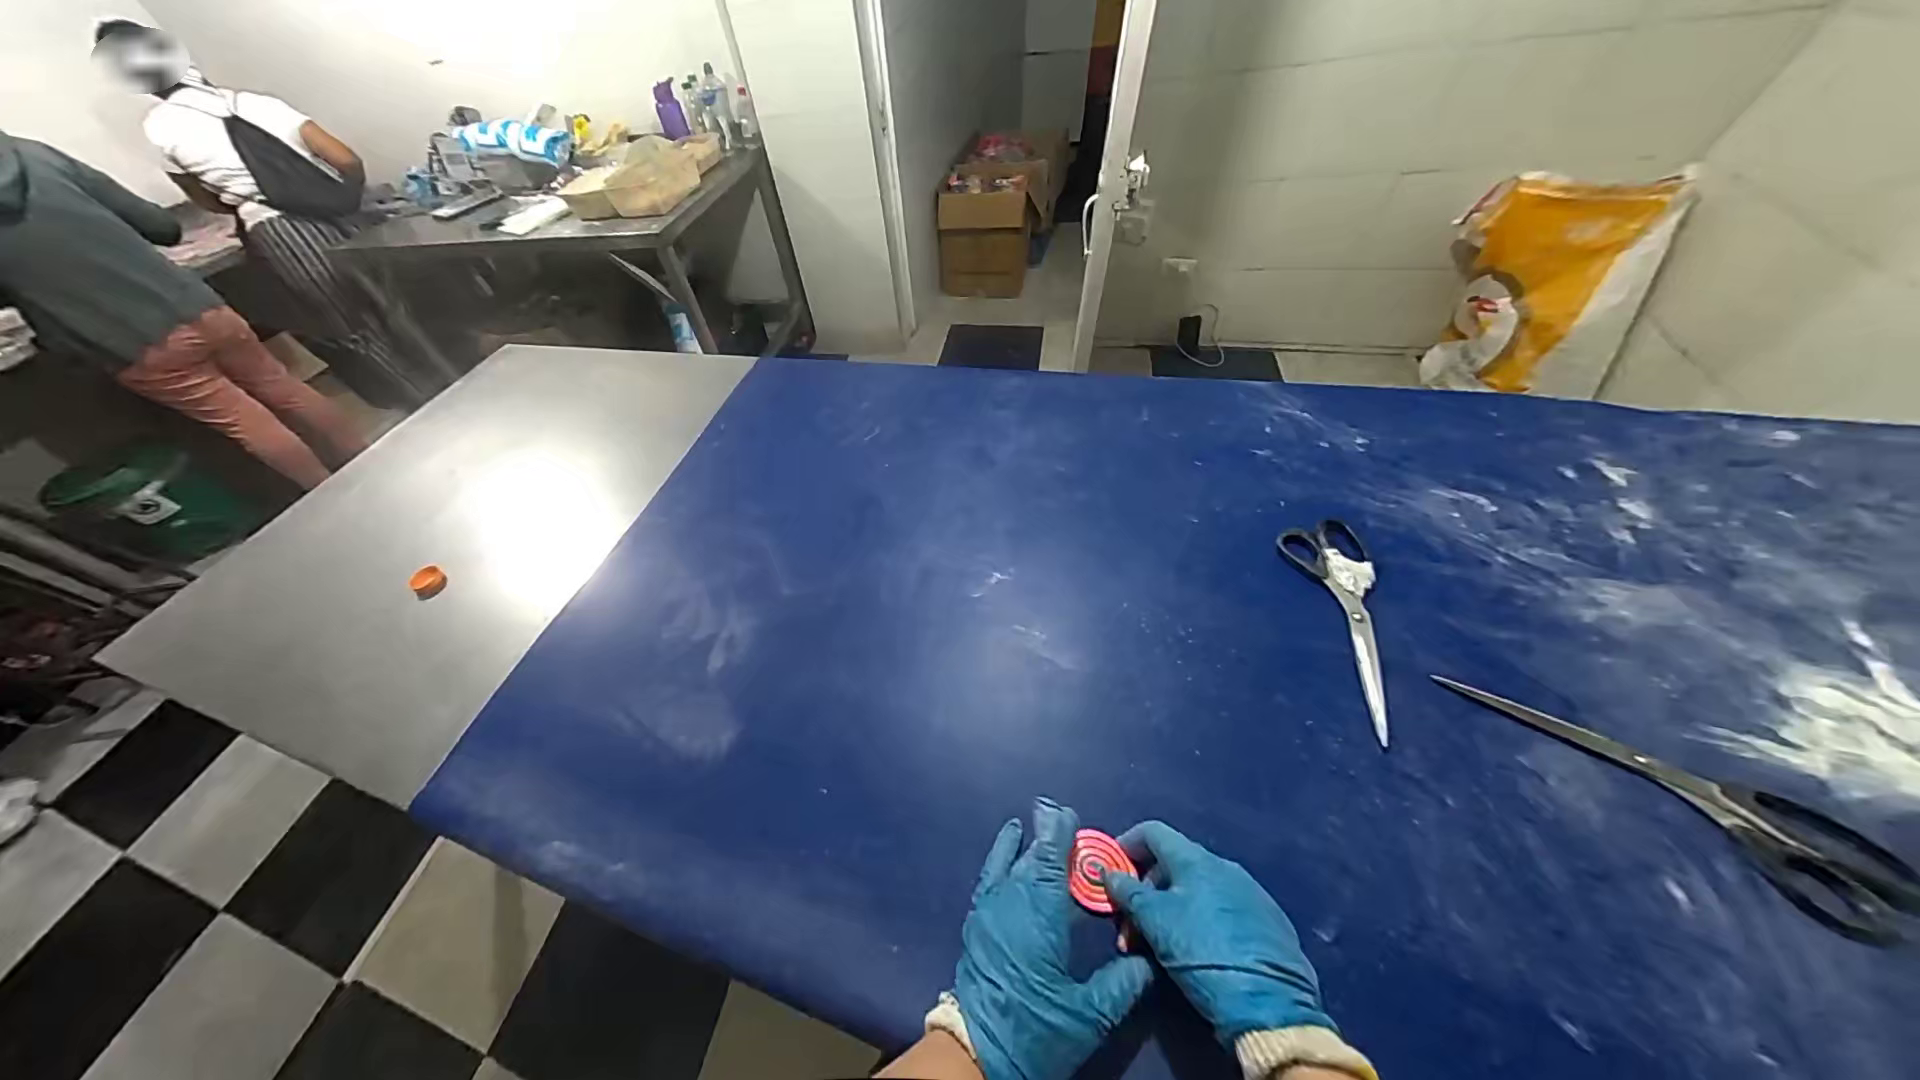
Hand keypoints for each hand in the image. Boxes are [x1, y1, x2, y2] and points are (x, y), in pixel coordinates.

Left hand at [952, 798, 1153, 1079]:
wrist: (975, 1053)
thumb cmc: (1034, 1030)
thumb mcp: (1086, 1014)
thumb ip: (1121, 982)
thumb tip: (1149, 961)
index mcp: (1039, 914)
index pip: (1051, 859)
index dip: (1061, 832)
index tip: (1071, 813)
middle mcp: (1012, 899)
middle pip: (1035, 857)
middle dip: (1051, 837)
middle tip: (1068, 822)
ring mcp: (990, 907)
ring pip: (1014, 863)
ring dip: (1030, 844)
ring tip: (1043, 826)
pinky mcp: (978, 918)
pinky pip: (991, 872)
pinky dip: (1002, 851)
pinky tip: (1011, 837)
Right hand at [1102, 822, 1334, 1044]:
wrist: (1271, 1005)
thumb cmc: (1202, 951)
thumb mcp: (1155, 922)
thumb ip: (1128, 892)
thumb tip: (1109, 872)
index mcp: (1196, 859)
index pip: (1152, 832)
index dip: (1126, 846)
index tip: (1112, 871)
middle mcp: (1225, 866)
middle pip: (1172, 862)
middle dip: (1145, 890)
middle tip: (1131, 927)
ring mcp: (1251, 893)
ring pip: (1197, 888)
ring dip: (1170, 907)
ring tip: (1159, 943)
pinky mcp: (1269, 922)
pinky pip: (1222, 908)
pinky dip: (1199, 918)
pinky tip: (1197, 949)